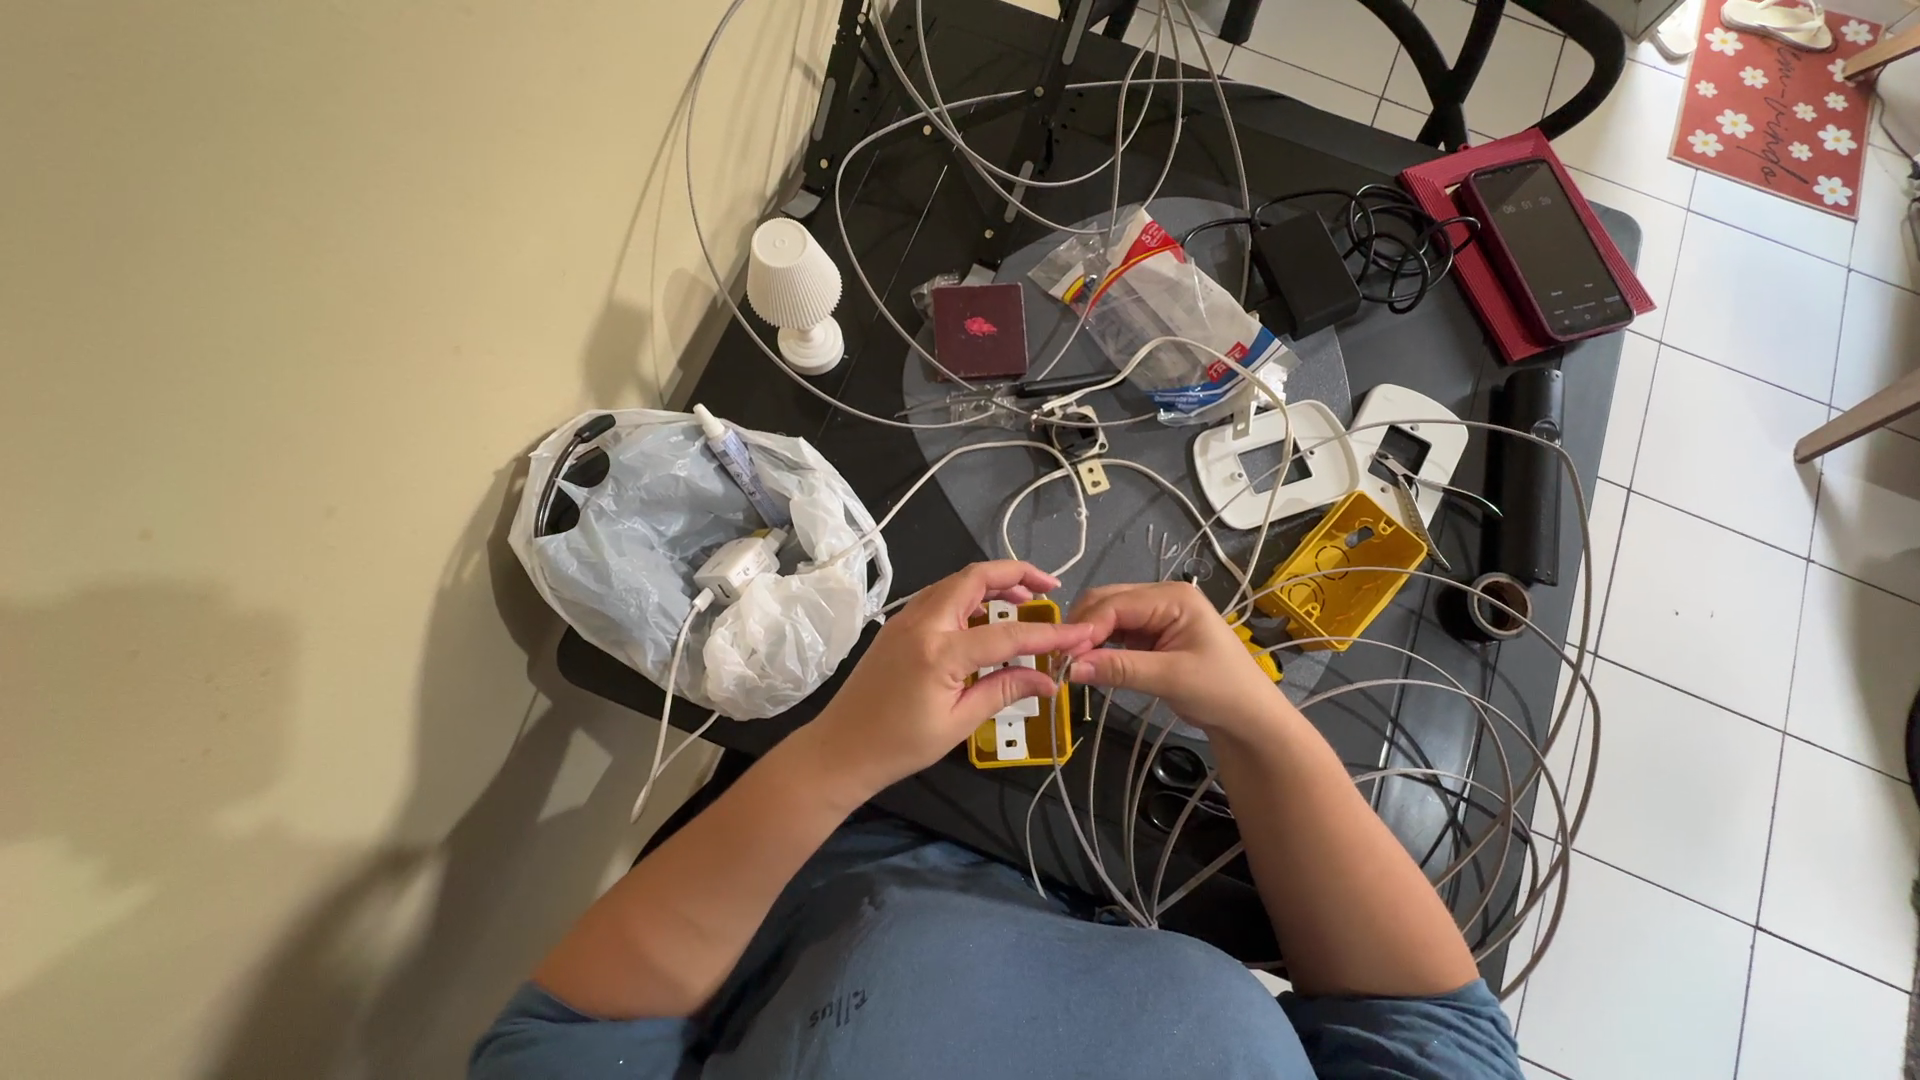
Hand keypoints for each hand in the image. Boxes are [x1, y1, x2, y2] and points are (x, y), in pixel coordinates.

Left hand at [808, 561, 1094, 791]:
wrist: (839, 749)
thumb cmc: (898, 746)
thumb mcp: (958, 723)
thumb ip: (1004, 691)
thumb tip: (1049, 679)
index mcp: (939, 651)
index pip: (1007, 633)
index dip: (1049, 632)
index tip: (1081, 633)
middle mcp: (922, 622)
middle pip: (974, 577)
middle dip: (1016, 574)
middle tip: (1050, 588)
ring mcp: (905, 619)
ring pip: (954, 581)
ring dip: (991, 581)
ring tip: (1025, 597)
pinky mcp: (897, 625)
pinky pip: (939, 596)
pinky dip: (968, 594)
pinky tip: (985, 614)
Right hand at [1067, 582, 1285, 738]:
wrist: (1249, 718)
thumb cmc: (1221, 691)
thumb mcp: (1171, 679)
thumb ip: (1120, 669)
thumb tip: (1070, 668)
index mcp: (1172, 597)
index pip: (1114, 603)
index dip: (1085, 628)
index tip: (1062, 657)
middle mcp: (1161, 597)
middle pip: (1106, 602)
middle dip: (1082, 629)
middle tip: (1062, 662)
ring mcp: (1155, 614)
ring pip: (1106, 617)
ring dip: (1088, 638)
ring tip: (1071, 665)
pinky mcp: (1150, 634)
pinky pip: (1115, 633)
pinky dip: (1099, 646)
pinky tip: (1089, 664)